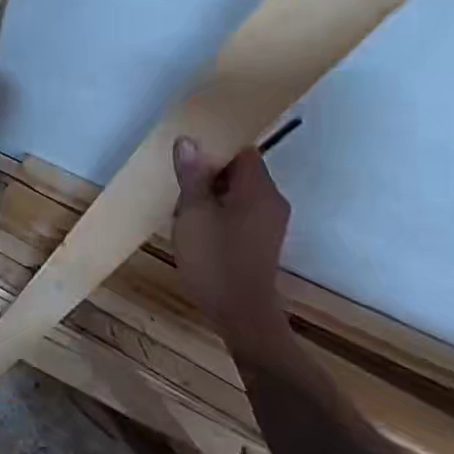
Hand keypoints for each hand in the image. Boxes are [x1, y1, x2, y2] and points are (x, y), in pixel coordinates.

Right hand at [170, 136, 289, 322]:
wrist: (240, 312)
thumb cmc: (214, 259)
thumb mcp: (193, 214)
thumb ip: (192, 175)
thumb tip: (188, 141)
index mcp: (258, 189)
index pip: (242, 151)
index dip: (216, 149)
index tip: (189, 157)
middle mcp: (272, 201)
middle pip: (240, 172)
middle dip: (209, 175)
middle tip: (181, 188)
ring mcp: (270, 222)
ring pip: (239, 194)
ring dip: (212, 196)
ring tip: (185, 212)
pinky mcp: (262, 240)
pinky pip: (241, 213)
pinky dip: (221, 213)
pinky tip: (198, 230)